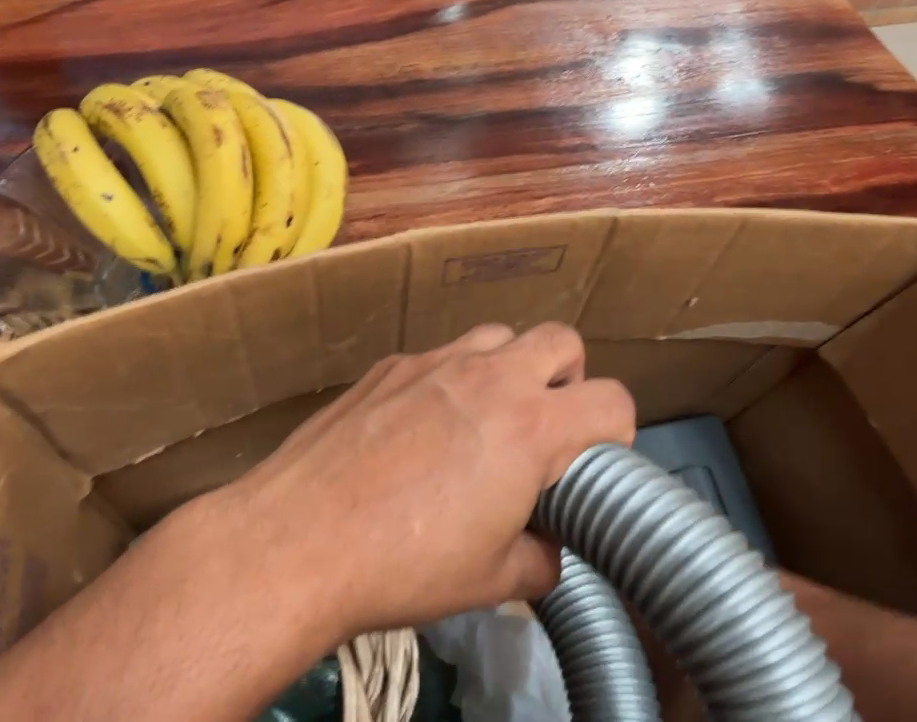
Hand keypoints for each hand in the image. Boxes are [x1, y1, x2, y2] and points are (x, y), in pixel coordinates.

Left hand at [204, 322, 634, 640]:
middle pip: (561, 340)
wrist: (299, 538)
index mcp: (529, 428)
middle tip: (546, 427)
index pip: (612, 401)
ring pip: (498, 335)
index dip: (617, 433)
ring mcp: (434, 362)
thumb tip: (547, 552)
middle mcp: (489, 378)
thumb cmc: (404, 564)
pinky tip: (421, 426)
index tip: (594, 463)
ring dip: (509, 367)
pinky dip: (450, 378)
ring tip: (486, 418)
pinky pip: (440, 354)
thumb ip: (540, 560)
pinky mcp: (389, 364)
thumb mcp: (490, 581)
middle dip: (569, 378)